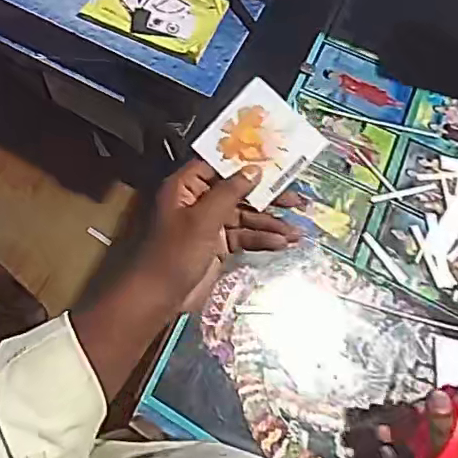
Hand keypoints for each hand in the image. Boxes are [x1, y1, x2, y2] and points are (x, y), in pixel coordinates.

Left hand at [72, 159, 302, 400]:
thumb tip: (254, 169)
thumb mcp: (203, 219)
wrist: (160, 295)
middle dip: (266, 197)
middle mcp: (197, 201)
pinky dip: (261, 239)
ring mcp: (208, 224)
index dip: (245, 163)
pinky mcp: (217, 245)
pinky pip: (243, 236)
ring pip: (244, 216)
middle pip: (236, 191)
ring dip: (269, 223)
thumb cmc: (175, 251)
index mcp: (185, 187)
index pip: (218, 166)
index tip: (275, 162)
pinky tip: (283, 243)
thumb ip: (230, 192)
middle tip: (297, 200)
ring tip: (296, 231)